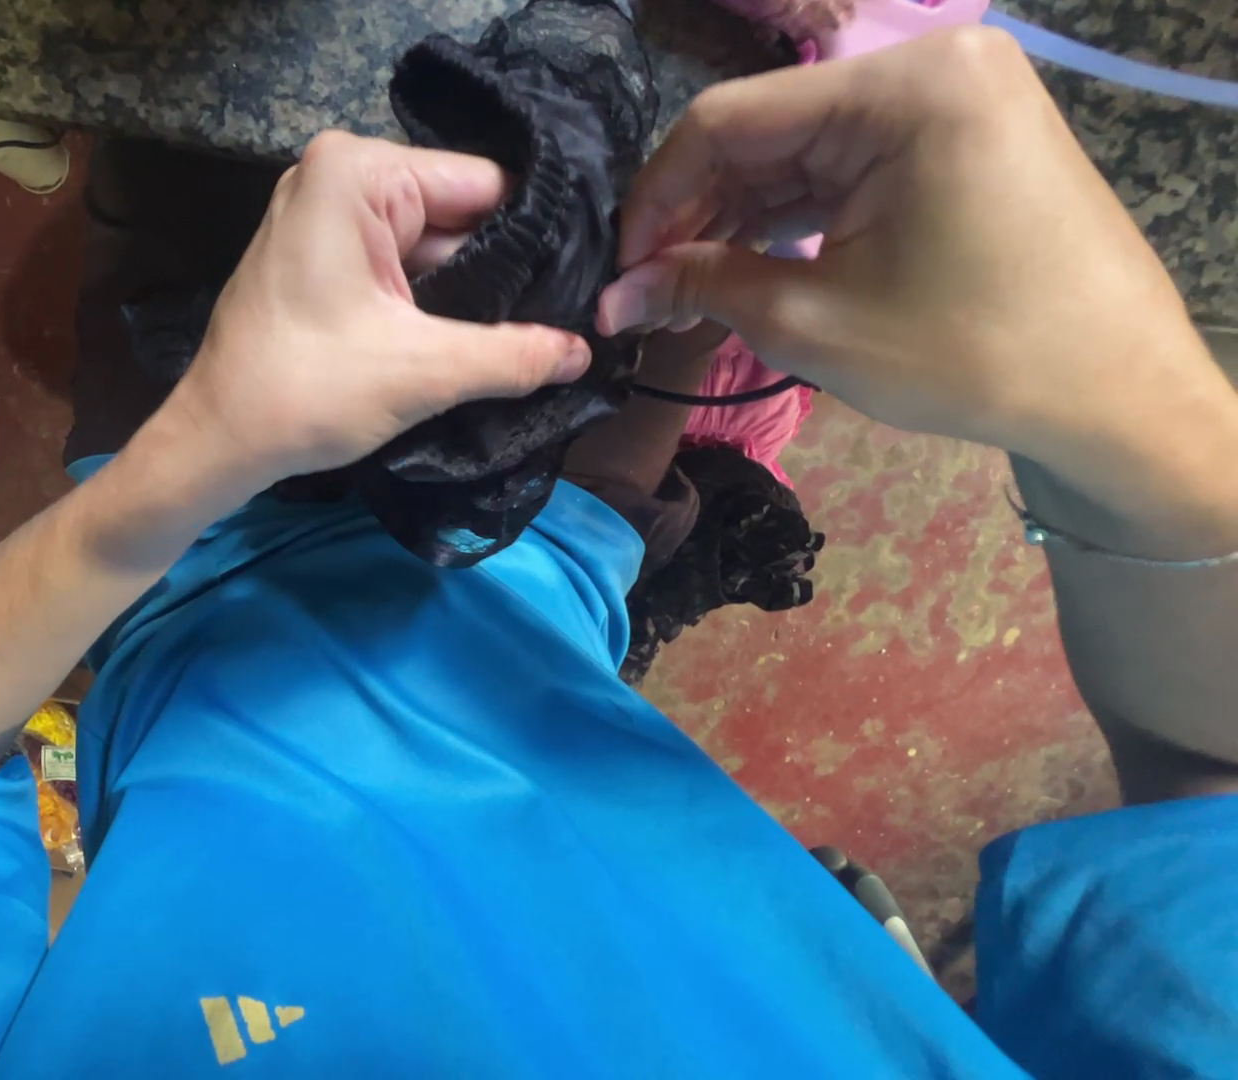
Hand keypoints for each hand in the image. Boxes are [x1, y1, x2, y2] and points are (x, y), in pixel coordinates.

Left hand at [150, 131, 591, 494]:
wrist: (217, 443)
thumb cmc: (306, 392)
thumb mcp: (423, 371)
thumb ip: (512, 355)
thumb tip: (582, 352)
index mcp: (357, 172)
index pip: (483, 187)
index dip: (533, 241)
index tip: (578, 288)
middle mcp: (336, 178)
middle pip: (453, 219)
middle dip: (498, 275)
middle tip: (559, 324)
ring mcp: (320, 221)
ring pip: (425, 253)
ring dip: (463, 300)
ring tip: (524, 341)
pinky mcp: (314, 264)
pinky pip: (390, 274)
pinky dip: (423, 308)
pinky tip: (465, 342)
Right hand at [593, 28, 1237, 483]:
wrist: (1107, 389)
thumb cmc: (962, 352)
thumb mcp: (804, 319)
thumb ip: (696, 287)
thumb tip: (609, 300)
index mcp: (900, 91)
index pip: (724, 121)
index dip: (653, 198)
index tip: (621, 271)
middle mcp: (919, 73)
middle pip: (752, 135)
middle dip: (684, 217)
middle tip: (640, 293)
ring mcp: (934, 106)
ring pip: (781, 157)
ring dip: (719, 225)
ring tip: (674, 295)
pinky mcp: (937, 146)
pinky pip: (824, 173)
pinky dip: (769, 224)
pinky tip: (728, 272)